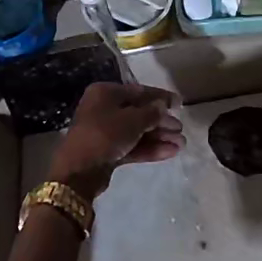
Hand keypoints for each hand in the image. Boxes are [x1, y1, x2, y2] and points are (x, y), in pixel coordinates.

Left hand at [48, 81, 183, 196]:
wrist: (80, 169)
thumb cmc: (105, 134)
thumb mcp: (132, 120)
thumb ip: (152, 112)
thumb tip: (162, 106)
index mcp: (105, 93)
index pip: (138, 91)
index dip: (160, 97)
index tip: (179, 103)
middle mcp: (104, 108)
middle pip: (139, 112)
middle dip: (161, 122)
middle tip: (180, 129)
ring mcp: (105, 131)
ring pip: (137, 131)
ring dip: (159, 137)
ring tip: (181, 144)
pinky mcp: (108, 151)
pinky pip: (132, 145)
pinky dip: (150, 148)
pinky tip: (170, 153)